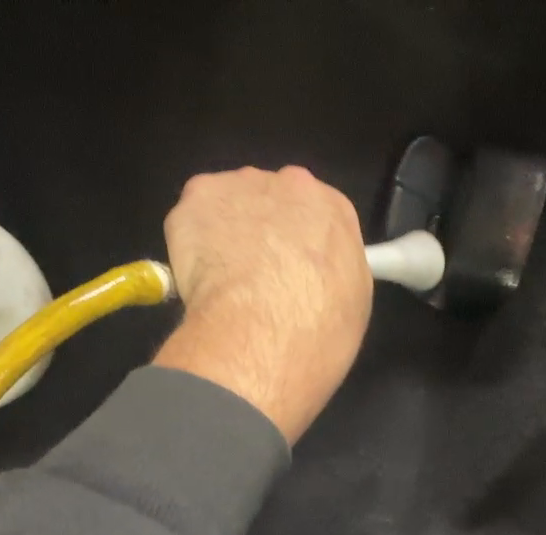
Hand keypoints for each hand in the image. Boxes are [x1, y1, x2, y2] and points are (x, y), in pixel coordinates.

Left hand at [153, 166, 371, 443]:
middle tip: (259, 286)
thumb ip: (338, 274)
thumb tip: (320, 278)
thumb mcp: (354, 305)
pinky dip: (194, 247)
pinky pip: (195, 221)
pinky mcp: (192, 203)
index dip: (304, 249)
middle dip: (265, 235)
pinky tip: (201, 285)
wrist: (263, 338)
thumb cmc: (322, 332)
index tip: (295, 277)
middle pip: (273, 204)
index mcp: (335, 210)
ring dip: (227, 237)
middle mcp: (288, 184)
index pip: (320, 216)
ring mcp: (237, 189)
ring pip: (230, 209)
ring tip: (225, 291)